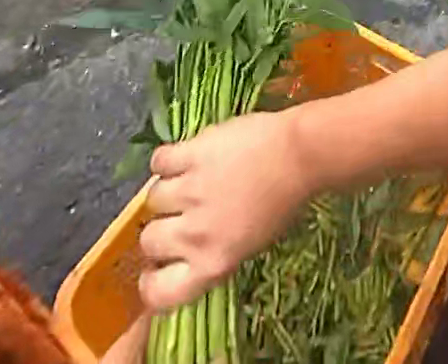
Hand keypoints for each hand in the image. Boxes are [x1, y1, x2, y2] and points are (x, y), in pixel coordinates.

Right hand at [137, 110, 318, 311]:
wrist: (298, 155)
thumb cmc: (284, 201)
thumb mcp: (251, 244)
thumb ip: (214, 251)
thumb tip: (188, 249)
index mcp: (212, 263)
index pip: (158, 292)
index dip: (151, 282)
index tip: (155, 268)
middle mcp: (195, 233)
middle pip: (149, 240)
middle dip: (160, 229)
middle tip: (176, 215)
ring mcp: (190, 190)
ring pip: (152, 199)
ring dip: (166, 191)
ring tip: (184, 181)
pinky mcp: (191, 153)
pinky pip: (159, 161)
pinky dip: (166, 159)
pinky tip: (182, 158)